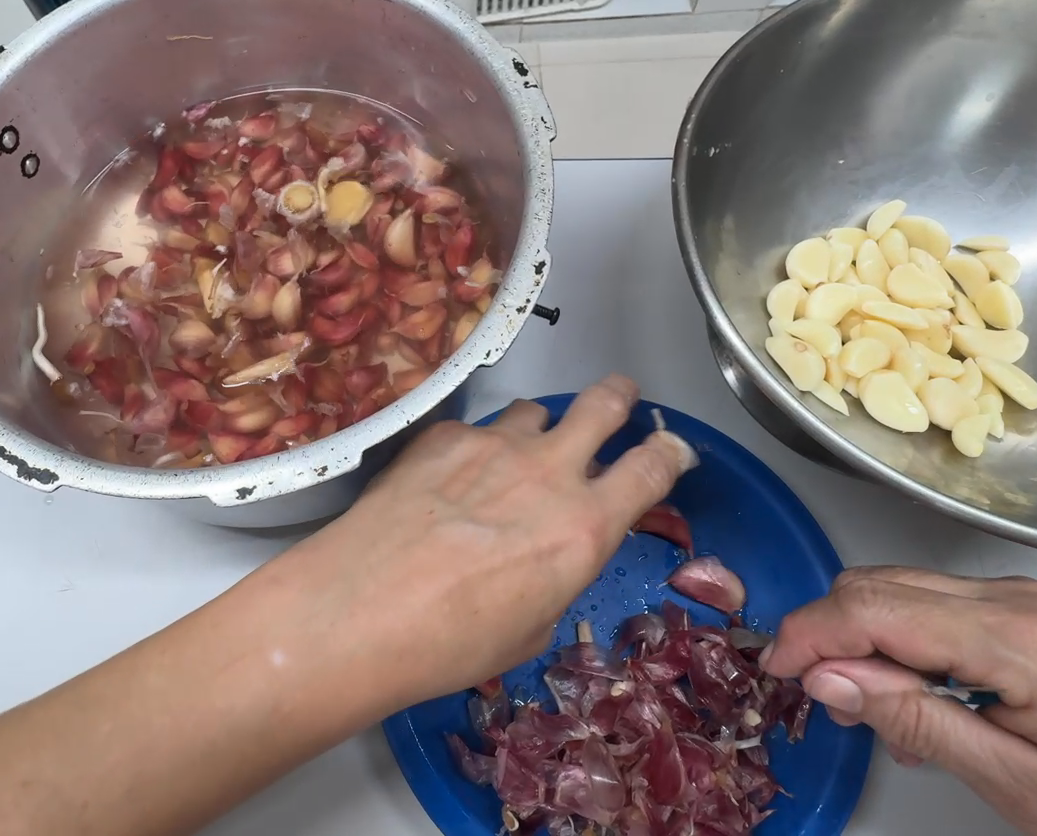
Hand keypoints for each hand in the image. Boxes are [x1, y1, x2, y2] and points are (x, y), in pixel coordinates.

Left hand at [266, 373, 696, 709]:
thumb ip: (554, 573)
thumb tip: (545, 553)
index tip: (671, 446)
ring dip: (537, 428)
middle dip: (618, 395)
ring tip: (515, 452)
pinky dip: (473, 447)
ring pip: (534, 410)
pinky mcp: (443, 434)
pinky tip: (444, 479)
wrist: (365, 606)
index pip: (651, 468)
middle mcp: (548, 470)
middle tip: (618, 394)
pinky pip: (474, 429)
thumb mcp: (531, 626)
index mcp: (585, 525)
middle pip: (602, 405)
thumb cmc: (453, 642)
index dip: (669, 451)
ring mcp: (493, 443)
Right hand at [762, 566, 1036, 835]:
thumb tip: (826, 678)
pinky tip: (912, 692)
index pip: (873, 609)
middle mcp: (1018, 598)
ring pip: (899, 587)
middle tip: (816, 698)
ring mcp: (1028, 598)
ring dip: (860, 634)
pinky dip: (899, 635)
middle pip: (877, 586)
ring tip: (864, 705)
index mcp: (1022, 641)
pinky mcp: (1036, 610)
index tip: (771, 671)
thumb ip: (920, 723)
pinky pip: (935, 603)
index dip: (809, 634)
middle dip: (827, 633)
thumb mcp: (1032, 794)